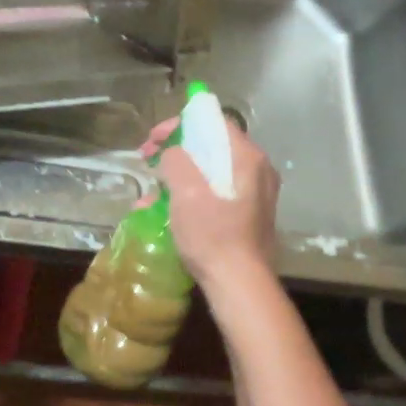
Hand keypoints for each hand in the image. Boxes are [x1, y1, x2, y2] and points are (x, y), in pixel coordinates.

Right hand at [140, 117, 280, 285]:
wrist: (239, 283)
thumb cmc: (212, 233)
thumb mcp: (186, 191)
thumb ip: (178, 160)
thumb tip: (174, 153)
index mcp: (247, 158)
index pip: (213, 122)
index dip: (180, 125)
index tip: (153, 139)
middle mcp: (257, 170)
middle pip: (211, 146)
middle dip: (175, 152)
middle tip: (148, 161)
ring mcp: (255, 194)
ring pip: (211, 172)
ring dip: (178, 178)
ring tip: (150, 197)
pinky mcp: (248, 215)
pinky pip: (216, 193)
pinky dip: (191, 196)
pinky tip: (167, 213)